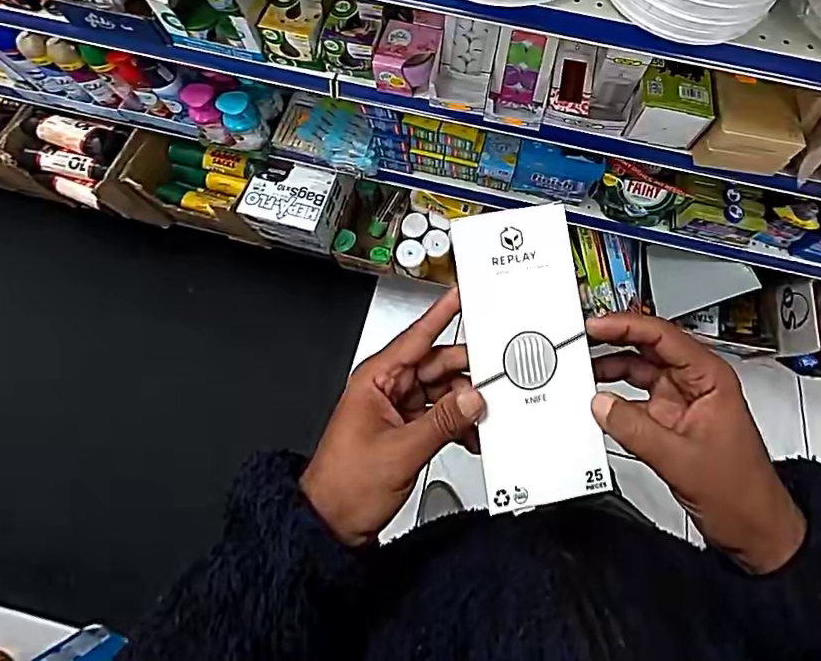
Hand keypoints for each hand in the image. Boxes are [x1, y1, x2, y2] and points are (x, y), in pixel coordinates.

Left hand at [302, 288, 484, 546]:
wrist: (328, 528)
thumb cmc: (342, 487)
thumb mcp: (400, 451)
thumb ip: (444, 421)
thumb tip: (474, 397)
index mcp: (377, 379)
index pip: (417, 336)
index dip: (442, 312)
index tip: (462, 293)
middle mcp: (389, 387)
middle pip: (439, 364)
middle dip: (467, 374)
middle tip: (492, 380)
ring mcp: (399, 406)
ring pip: (445, 388)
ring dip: (465, 403)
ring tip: (479, 419)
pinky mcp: (408, 425)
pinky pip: (442, 410)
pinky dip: (458, 421)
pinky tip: (469, 435)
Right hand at [587, 312, 805, 574]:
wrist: (755, 532)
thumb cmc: (743, 493)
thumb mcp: (682, 460)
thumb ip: (636, 430)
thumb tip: (602, 404)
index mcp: (710, 376)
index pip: (663, 336)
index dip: (627, 326)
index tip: (599, 325)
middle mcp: (696, 382)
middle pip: (650, 347)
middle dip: (616, 340)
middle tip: (585, 336)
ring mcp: (682, 400)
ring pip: (642, 370)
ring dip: (613, 367)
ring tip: (584, 364)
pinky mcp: (672, 421)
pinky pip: (638, 399)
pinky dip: (617, 398)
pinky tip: (599, 399)